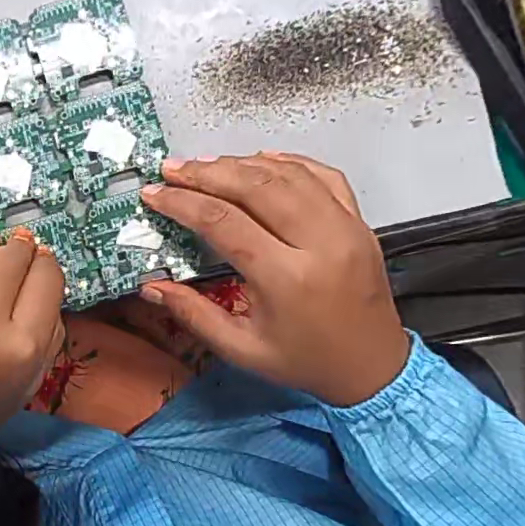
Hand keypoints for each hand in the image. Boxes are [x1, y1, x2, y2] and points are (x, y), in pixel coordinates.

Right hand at [139, 153, 409, 406]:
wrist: (372, 366)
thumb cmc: (304, 361)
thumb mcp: (240, 348)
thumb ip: (193, 314)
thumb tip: (152, 286)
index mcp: (286, 280)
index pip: (224, 223)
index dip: (183, 203)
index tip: (155, 194)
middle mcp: (320, 243)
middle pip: (256, 186)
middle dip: (206, 173)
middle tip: (172, 169)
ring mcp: (345, 227)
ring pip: (287, 174)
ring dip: (241, 163)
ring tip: (203, 164)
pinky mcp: (358, 222)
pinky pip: (322, 175)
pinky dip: (287, 162)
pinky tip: (258, 159)